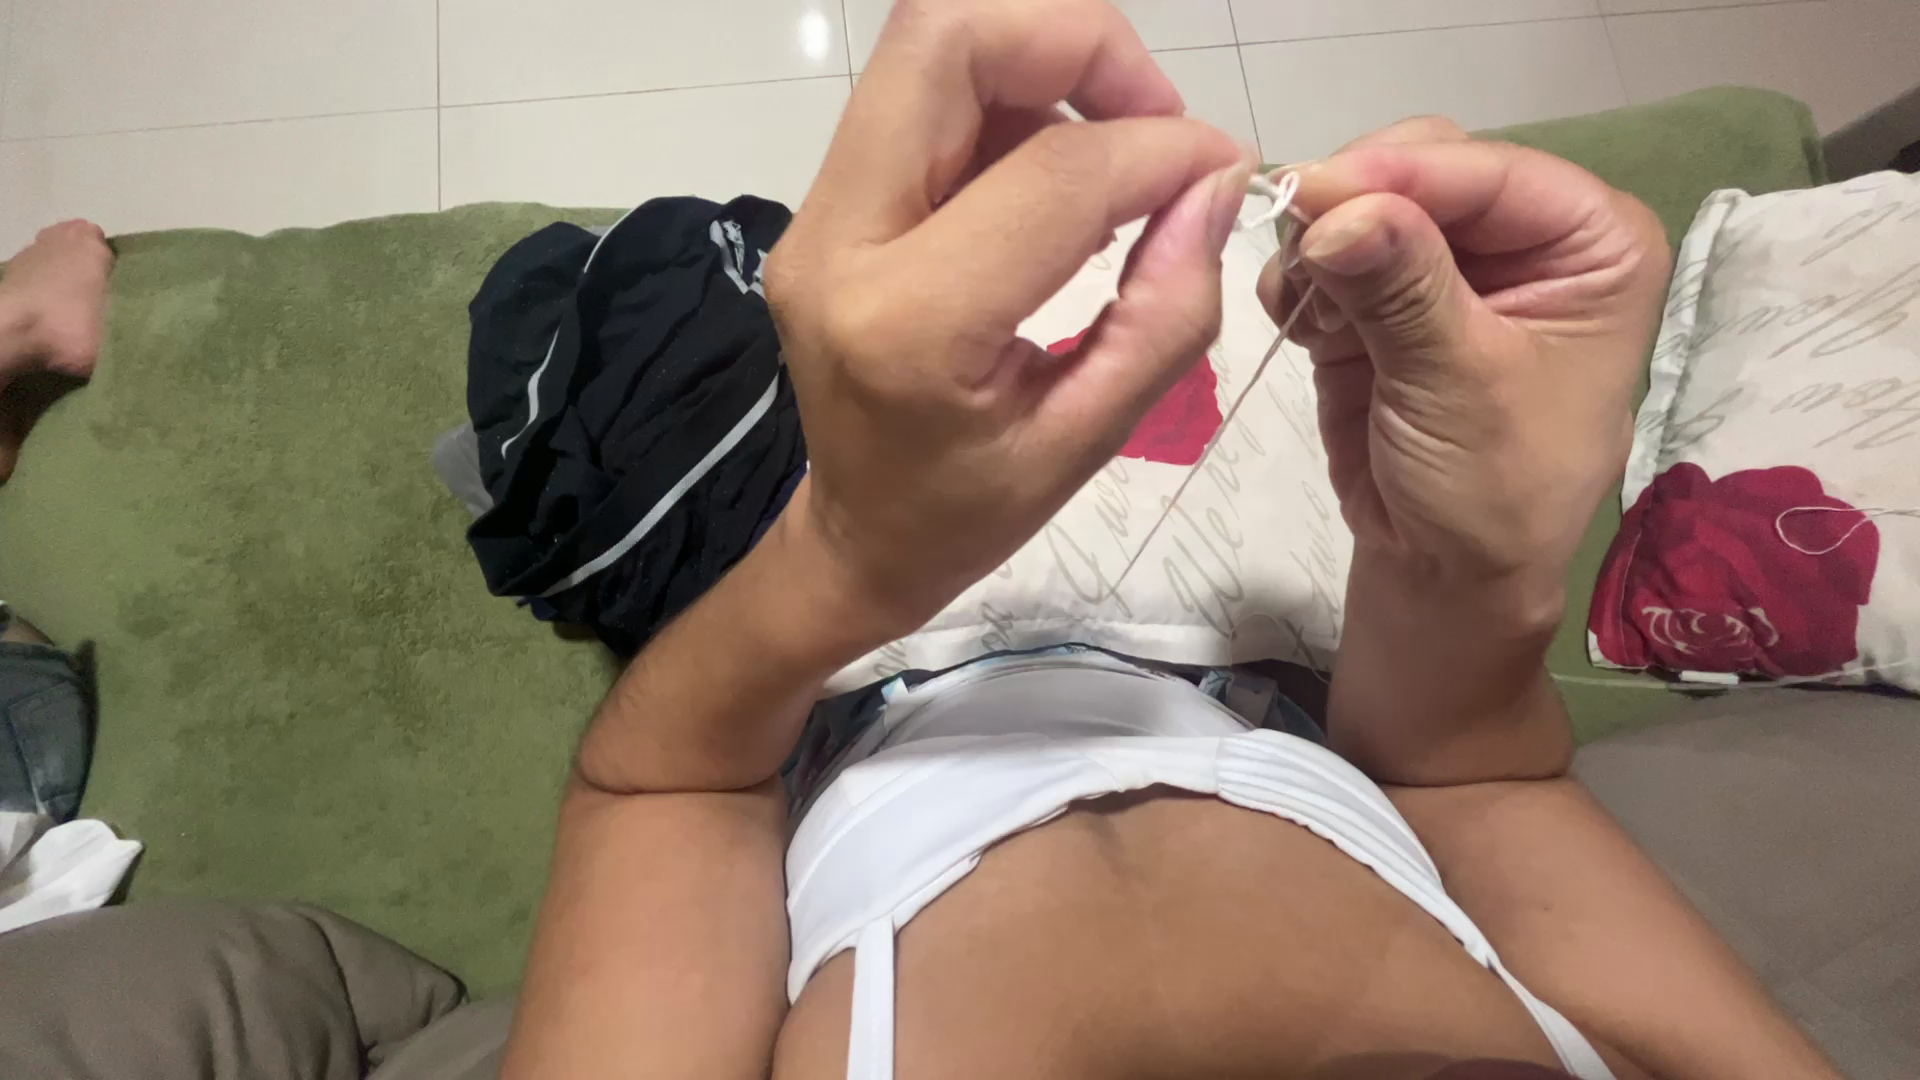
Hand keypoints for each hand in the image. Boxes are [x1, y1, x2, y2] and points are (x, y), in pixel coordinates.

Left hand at [765, 0, 1248, 636]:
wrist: (859, 539)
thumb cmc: (966, 517)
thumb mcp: (1082, 444)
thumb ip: (1163, 319)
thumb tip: (1213, 188)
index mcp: (909, 326)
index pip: (1051, 175)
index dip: (1157, 150)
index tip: (1217, 172)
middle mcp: (837, 249)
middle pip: (947, 39)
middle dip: (1077, 43)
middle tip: (1149, 122)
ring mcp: (813, 225)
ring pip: (926, 58)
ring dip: (1037, 71)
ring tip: (1105, 160)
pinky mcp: (819, 219)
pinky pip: (913, 109)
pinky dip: (999, 111)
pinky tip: (1044, 184)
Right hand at [1258, 118, 1670, 620]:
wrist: (1436, 564)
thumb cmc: (1487, 485)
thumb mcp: (1458, 385)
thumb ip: (1402, 293)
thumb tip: (1330, 216)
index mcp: (1582, 244)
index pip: (1484, 174)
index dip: (1396, 175)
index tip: (1307, 193)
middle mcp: (1509, 246)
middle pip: (1415, 177)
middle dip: (1348, 208)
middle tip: (1295, 250)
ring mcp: (1432, 279)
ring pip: (1355, 218)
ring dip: (1312, 253)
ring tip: (1303, 315)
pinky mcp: (1369, 315)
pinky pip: (1320, 271)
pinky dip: (1295, 288)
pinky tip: (1298, 327)